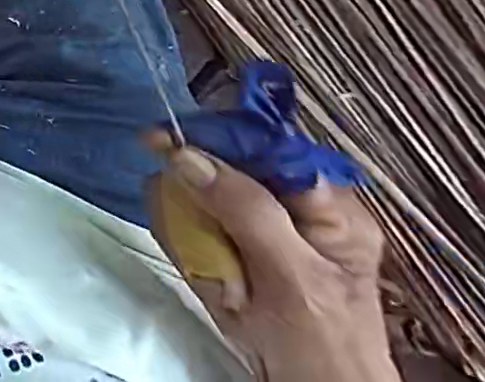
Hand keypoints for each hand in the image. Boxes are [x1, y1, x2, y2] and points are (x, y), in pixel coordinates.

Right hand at [148, 140, 399, 381]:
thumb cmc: (324, 348)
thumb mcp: (294, 277)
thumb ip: (245, 209)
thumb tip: (183, 154)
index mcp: (323, 202)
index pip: (261, 142)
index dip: (213, 135)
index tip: (161, 139)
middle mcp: (290, 205)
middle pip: (222, 162)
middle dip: (194, 189)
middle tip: (177, 213)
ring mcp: (257, 225)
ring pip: (197, 189)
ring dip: (186, 220)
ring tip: (206, 266)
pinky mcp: (230, 244)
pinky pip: (190, 218)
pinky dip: (181, 238)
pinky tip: (200, 271)